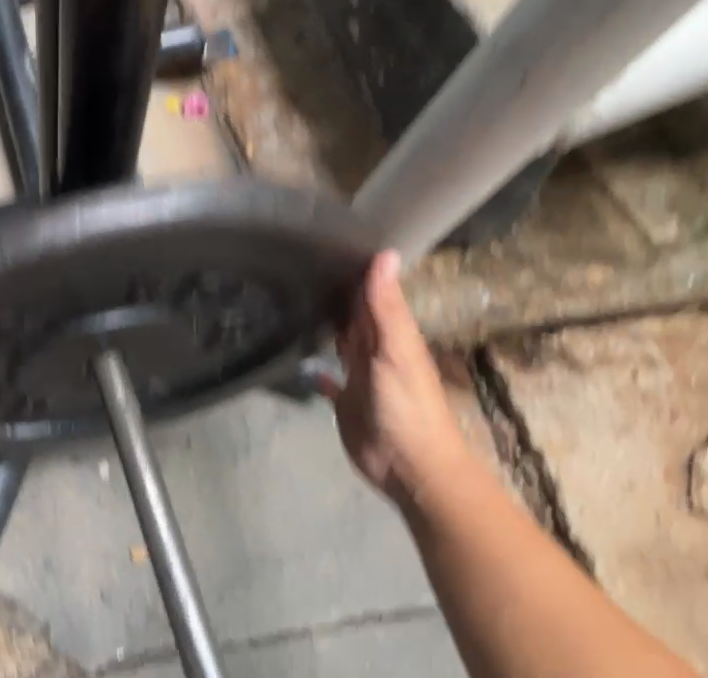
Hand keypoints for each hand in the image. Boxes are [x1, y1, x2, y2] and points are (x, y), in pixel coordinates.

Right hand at [318, 252, 470, 509]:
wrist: (409, 466)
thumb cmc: (406, 406)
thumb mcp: (396, 350)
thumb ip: (385, 307)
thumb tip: (386, 255)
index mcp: (391, 337)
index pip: (373, 296)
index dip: (358, 272)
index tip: (332, 241)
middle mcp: (375, 353)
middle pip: (356, 318)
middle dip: (339, 295)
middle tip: (303, 265)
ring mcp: (360, 378)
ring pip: (343, 344)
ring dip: (329, 327)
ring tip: (298, 302)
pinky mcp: (346, 403)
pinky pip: (330, 381)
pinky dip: (318, 370)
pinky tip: (303, 362)